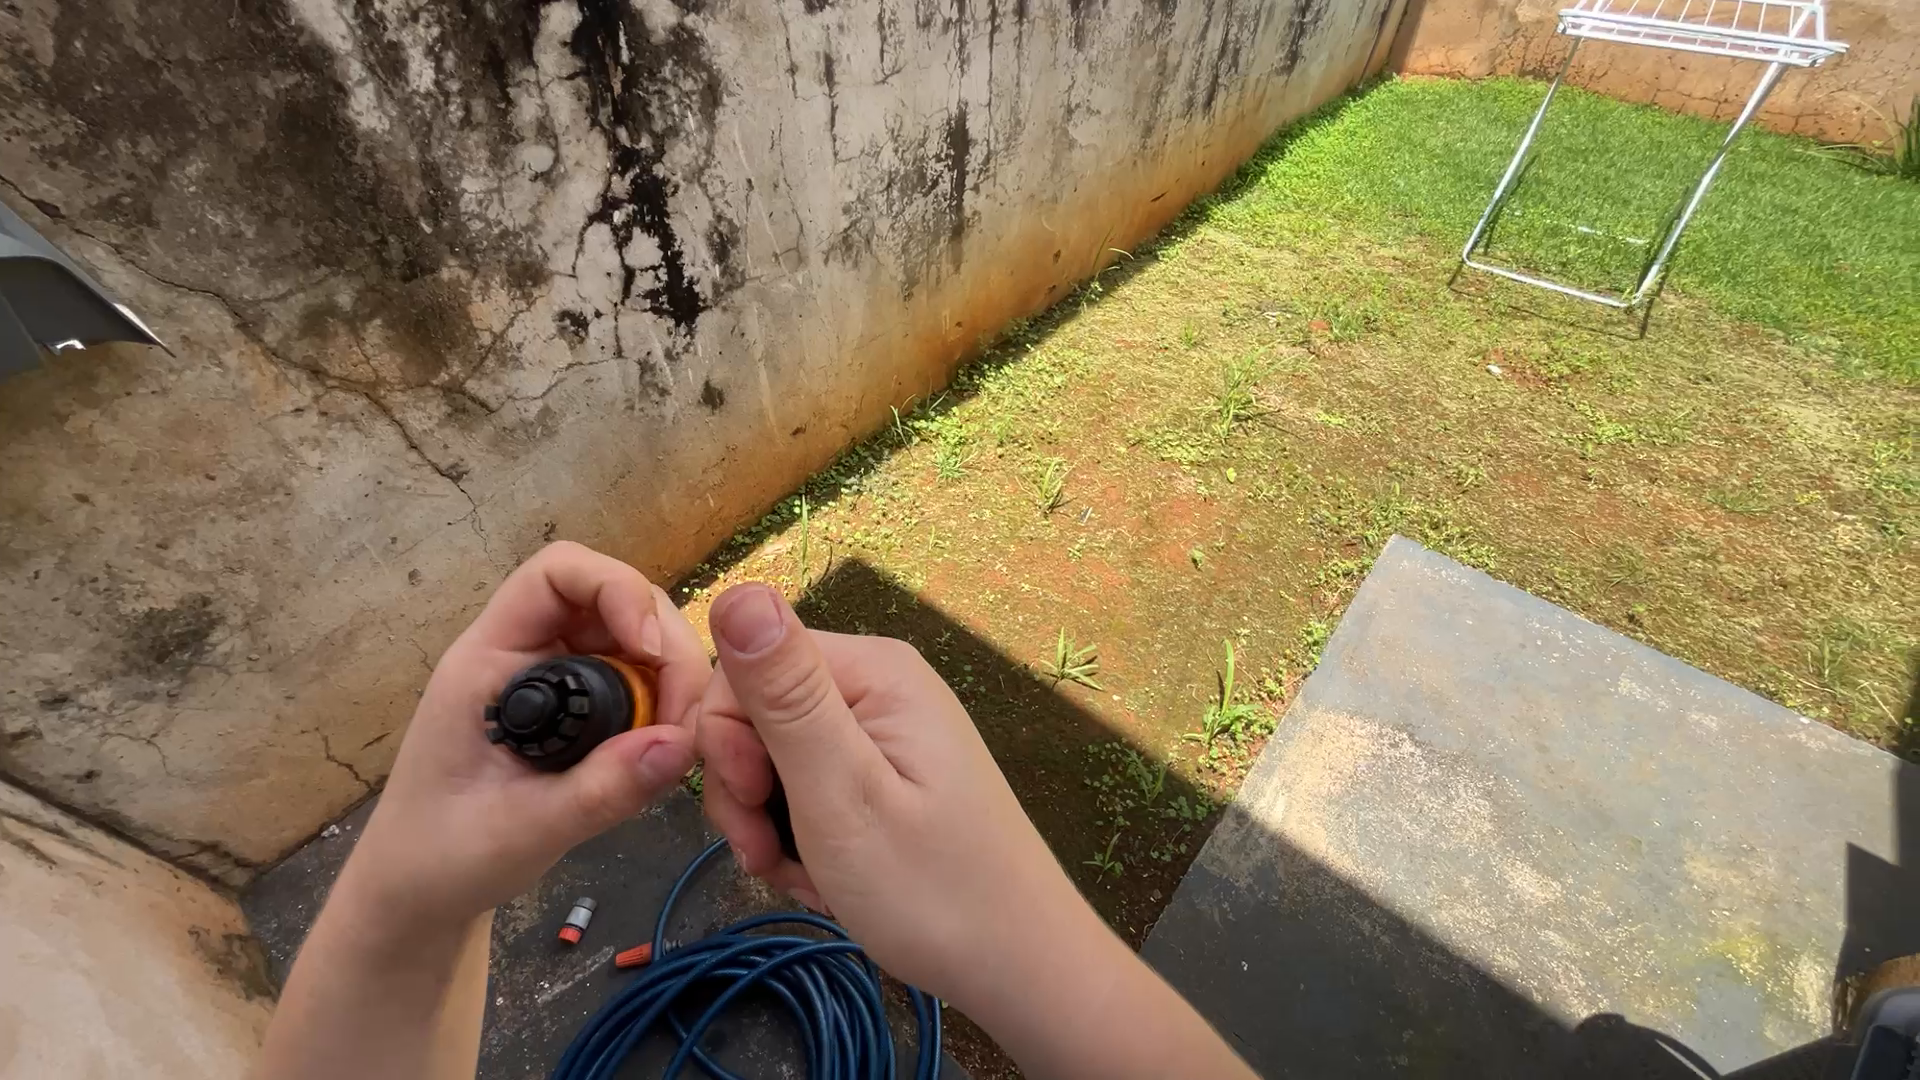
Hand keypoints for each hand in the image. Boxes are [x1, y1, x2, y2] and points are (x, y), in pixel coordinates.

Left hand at [346, 541, 709, 926]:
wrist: (425, 894)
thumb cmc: (442, 858)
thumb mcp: (521, 832)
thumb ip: (598, 790)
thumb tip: (682, 743)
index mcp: (494, 657)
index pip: (558, 573)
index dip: (616, 590)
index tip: (649, 653)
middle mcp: (536, 652)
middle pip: (622, 600)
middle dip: (667, 647)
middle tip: (686, 719)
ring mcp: (568, 676)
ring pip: (645, 638)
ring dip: (677, 679)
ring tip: (682, 741)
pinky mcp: (592, 705)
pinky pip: (649, 679)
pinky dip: (673, 704)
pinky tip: (671, 749)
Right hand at [696, 583, 1093, 1006]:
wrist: (1017, 959)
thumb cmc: (932, 887)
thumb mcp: (843, 792)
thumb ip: (786, 694)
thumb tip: (740, 590)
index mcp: (874, 668)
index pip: (745, 666)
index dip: (727, 740)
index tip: (752, 808)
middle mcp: (882, 681)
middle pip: (761, 711)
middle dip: (750, 788)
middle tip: (773, 855)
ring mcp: (888, 725)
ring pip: (780, 754)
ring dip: (774, 819)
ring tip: (809, 872)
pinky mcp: (889, 764)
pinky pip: (814, 780)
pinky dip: (803, 830)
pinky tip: (828, 872)